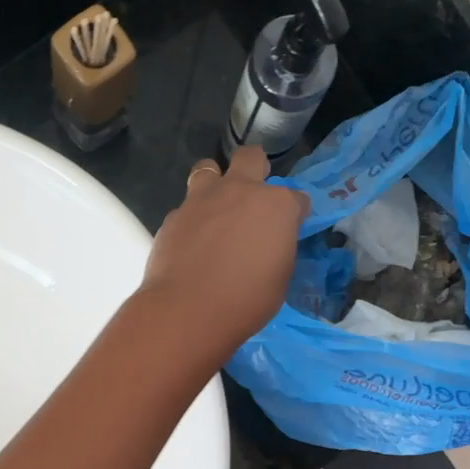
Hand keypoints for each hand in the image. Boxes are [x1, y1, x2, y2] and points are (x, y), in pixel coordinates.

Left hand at [135, 146, 310, 353]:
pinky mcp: (173, 216)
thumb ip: (276, 250)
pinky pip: (185, 208)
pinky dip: (191, 220)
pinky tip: (191, 242)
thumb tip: (269, 244)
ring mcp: (201, 200)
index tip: (291, 226)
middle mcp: (239, 191)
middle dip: (255, 169)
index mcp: (276, 206)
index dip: (295, 212)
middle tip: (252, 195)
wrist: (188, 310)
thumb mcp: (278, 279)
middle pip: (250, 158)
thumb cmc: (246, 301)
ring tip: (214, 208)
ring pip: (208, 168)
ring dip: (214, 183)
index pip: (296, 199)